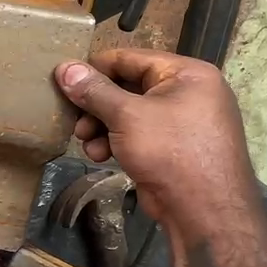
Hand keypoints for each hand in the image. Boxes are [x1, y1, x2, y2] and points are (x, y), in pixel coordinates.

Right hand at [54, 49, 260, 230]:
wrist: (204, 207)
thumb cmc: (169, 150)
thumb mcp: (125, 115)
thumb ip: (93, 90)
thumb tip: (64, 67)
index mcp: (187, 74)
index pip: (129, 58)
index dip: (94, 69)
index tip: (62, 83)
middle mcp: (187, 92)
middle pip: (125, 87)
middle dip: (95, 106)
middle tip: (74, 122)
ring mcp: (181, 119)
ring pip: (125, 112)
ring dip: (99, 127)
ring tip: (87, 144)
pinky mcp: (172, 143)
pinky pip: (135, 131)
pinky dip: (114, 141)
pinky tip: (102, 156)